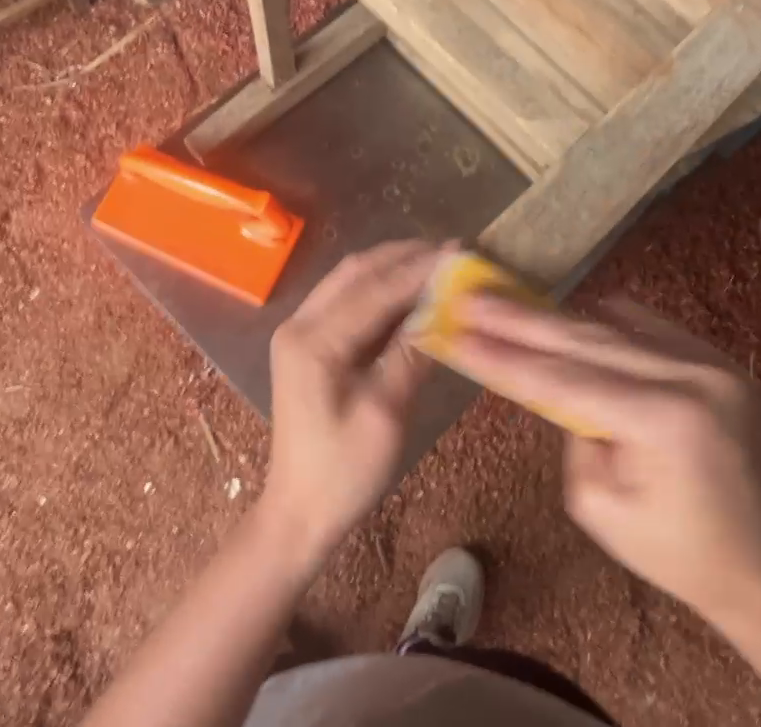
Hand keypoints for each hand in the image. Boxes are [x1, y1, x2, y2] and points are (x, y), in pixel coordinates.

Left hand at [261, 240, 440, 561]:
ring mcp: (299, 333)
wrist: (300, 508)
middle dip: (404, 257)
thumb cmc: (343, 470)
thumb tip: (445, 308)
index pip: (373, 289)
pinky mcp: (307, 345)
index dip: (419, 268)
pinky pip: (346, 302)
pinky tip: (411, 294)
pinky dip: (379, 291)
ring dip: (391, 269)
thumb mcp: (385, 413)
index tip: (461, 252)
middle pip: (356, 272)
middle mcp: (299, 325)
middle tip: (453, 251)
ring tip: (438, 264)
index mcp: (313, 341)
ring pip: (349, 282)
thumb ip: (412, 354)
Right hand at [449, 295, 760, 619]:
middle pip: (587, 336)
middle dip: (522, 319)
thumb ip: (570, 432)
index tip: (457, 334)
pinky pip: (647, 326)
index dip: (504, 356)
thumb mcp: (596, 504)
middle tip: (472, 298)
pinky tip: (568, 322)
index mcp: (663, 420)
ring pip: (615, 323)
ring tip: (506, 305)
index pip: (562, 378)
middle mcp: (692, 376)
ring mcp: (711, 362)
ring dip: (558, 319)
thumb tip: (556, 382)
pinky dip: (603, 323)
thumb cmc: (670, 550)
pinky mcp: (717, 360)